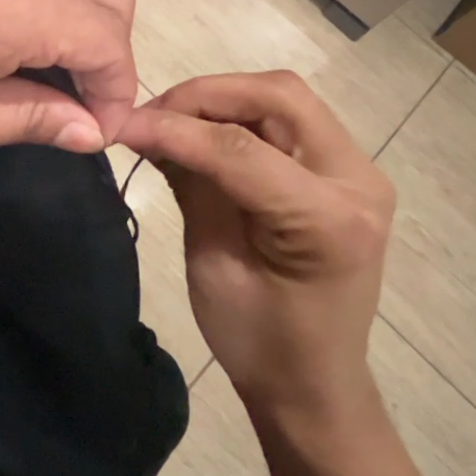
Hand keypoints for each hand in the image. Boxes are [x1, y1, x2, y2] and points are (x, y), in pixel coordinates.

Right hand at [117, 73, 394, 424]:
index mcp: (327, 220)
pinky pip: (286, 121)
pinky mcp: (342, 172)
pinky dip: (237, 116)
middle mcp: (356, 181)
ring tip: (169, 123)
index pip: (241, 147)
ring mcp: (356, 172)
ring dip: (221, 99)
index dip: (174, 127)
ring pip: (283, 97)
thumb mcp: (212, 265)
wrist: (312, 381)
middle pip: (278, 95)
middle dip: (205, 94)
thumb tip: (146, 128)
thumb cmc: (256, 341)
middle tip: (151, 116)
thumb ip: (191, 185)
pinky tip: (198, 135)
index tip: (119, 124)